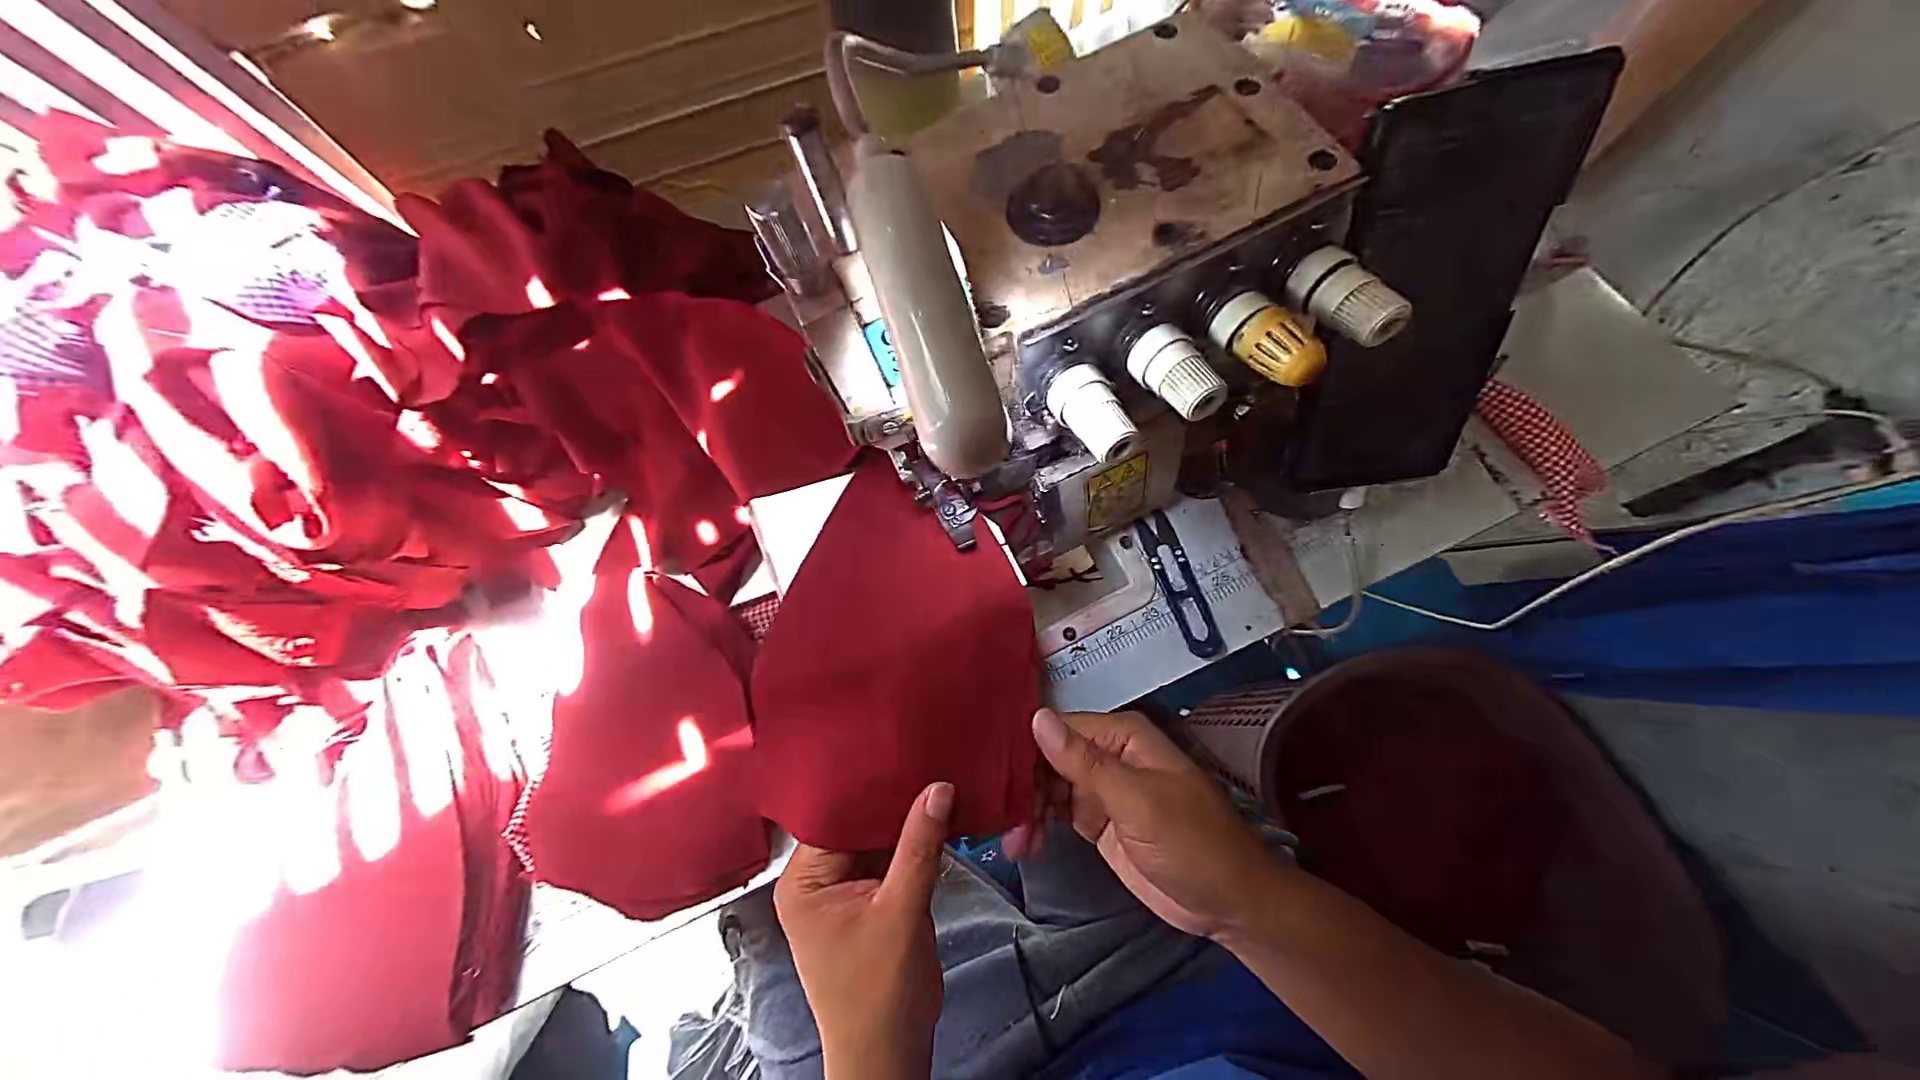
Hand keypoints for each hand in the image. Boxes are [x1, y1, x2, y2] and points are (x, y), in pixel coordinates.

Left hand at [774, 781, 951, 1079]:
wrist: (892, 1055)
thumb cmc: (880, 992)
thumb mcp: (900, 912)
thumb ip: (918, 846)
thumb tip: (938, 788)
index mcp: (803, 881)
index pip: (834, 817)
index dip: (868, 788)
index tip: (900, 752)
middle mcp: (818, 880)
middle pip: (858, 825)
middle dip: (892, 800)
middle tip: (924, 756)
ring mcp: (846, 889)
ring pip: (878, 840)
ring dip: (906, 820)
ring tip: (934, 773)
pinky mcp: (873, 899)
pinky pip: (892, 858)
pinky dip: (914, 843)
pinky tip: (938, 814)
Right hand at [1006, 709, 1281, 940]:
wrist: (1230, 904)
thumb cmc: (1193, 843)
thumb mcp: (1137, 801)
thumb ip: (1084, 762)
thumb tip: (1038, 718)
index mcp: (1120, 737)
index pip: (1059, 730)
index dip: (1026, 748)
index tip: (992, 771)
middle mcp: (1106, 756)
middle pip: (1048, 759)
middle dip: (1024, 787)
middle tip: (1004, 820)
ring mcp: (1101, 790)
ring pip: (1048, 788)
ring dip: (1028, 811)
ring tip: (1014, 843)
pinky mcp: (1097, 822)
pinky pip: (1057, 814)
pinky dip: (1039, 827)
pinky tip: (1024, 845)